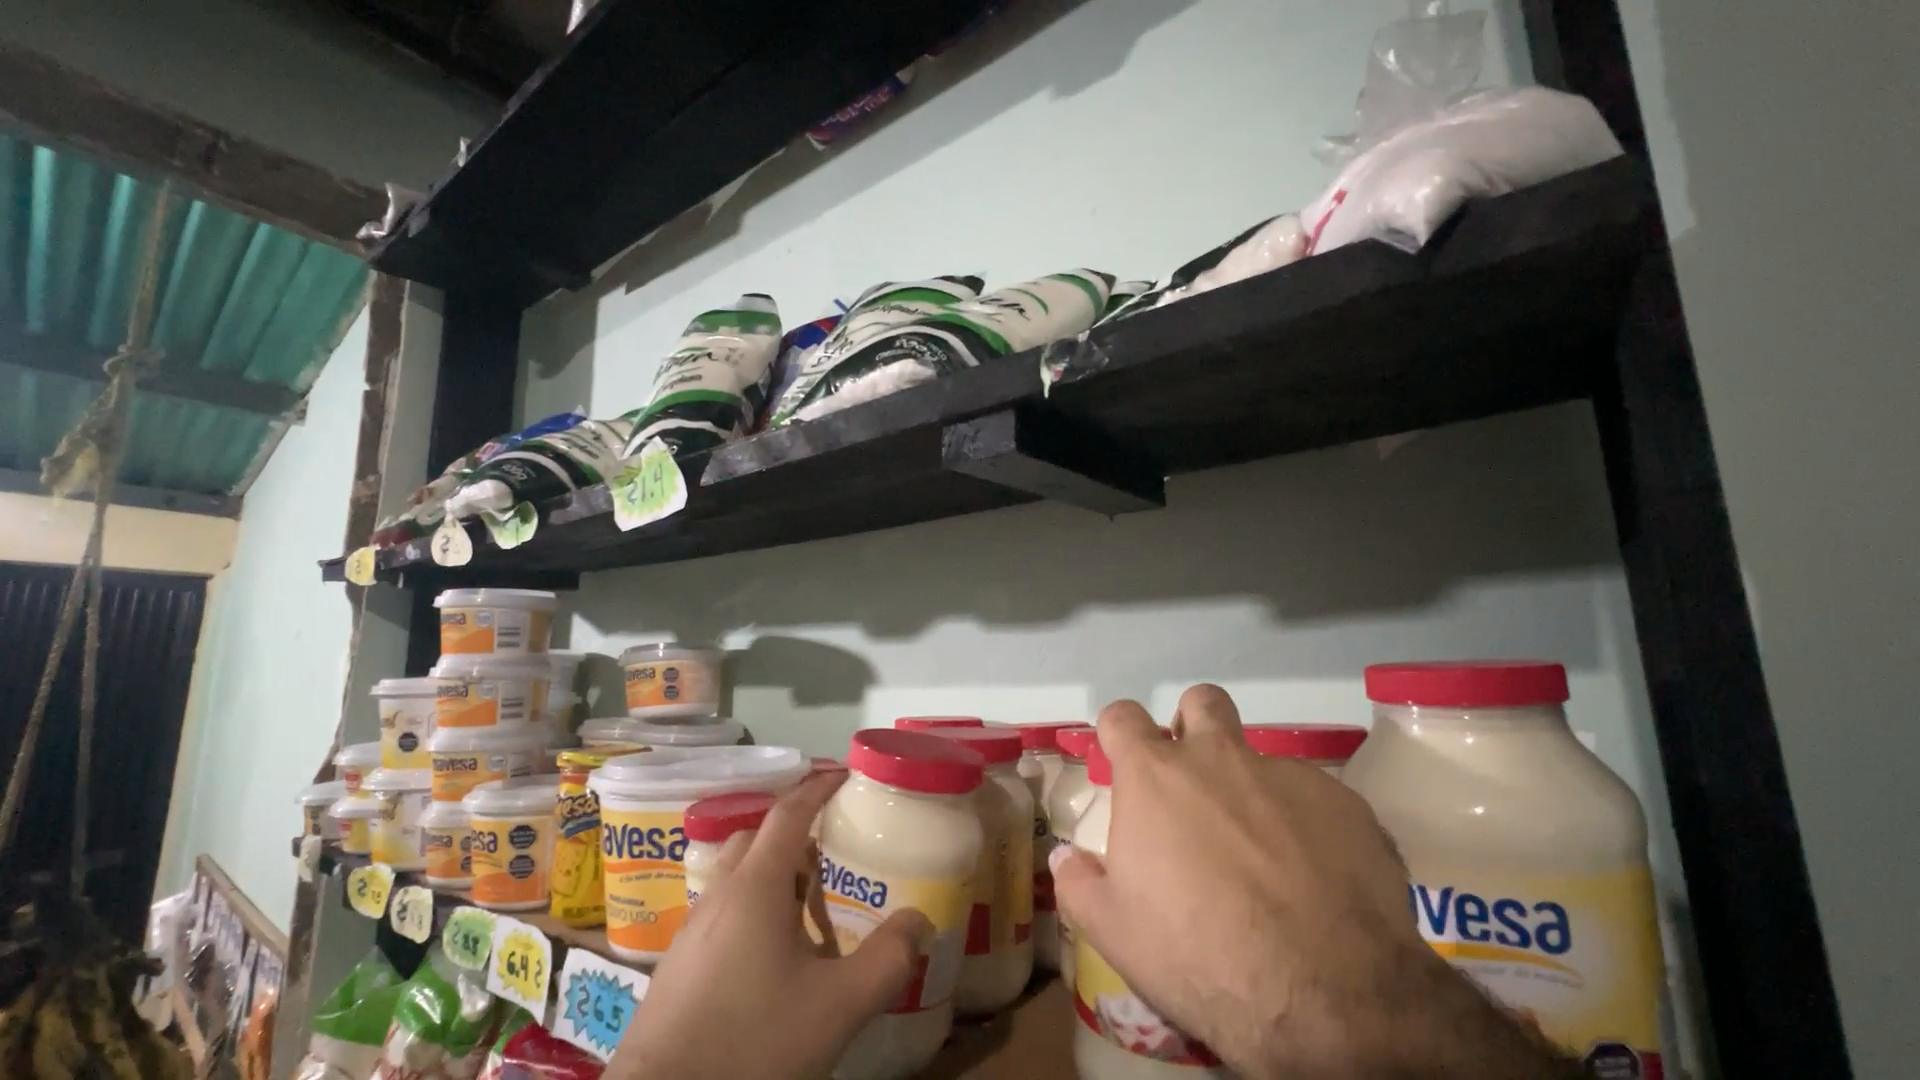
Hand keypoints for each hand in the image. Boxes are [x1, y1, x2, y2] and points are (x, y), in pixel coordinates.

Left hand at [607, 772, 929, 1079]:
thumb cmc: (753, 1041)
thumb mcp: (837, 1006)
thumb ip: (887, 959)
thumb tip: (920, 920)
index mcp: (756, 886)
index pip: (789, 812)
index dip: (818, 786)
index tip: (847, 775)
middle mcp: (720, 893)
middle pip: (759, 836)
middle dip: (797, 828)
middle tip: (837, 844)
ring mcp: (694, 928)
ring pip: (738, 874)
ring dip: (775, 869)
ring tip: (813, 898)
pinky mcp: (681, 962)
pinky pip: (725, 908)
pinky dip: (755, 904)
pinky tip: (776, 950)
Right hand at [1051, 684, 1581, 1078]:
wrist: (1327, 993)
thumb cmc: (1198, 954)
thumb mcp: (1113, 931)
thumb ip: (1078, 883)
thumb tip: (1065, 855)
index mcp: (1155, 777)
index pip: (1122, 716)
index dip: (1118, 733)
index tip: (1122, 762)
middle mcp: (1219, 758)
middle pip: (1202, 702)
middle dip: (1193, 726)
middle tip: (1194, 781)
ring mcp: (1288, 776)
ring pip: (1262, 758)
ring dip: (1251, 788)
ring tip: (1261, 852)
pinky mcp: (1346, 804)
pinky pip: (1315, 799)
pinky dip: (1305, 826)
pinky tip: (1312, 880)